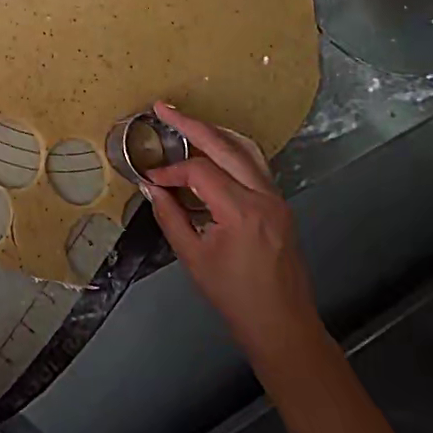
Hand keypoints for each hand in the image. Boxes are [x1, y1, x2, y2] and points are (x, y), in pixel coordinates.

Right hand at [144, 102, 324, 359]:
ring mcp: (277, 198)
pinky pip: (255, 165)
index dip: (171, 171)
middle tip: (163, 108)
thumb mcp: (193, 258)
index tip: (151, 179)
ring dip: (216, 132)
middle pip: (226, 146)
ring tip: (188, 122)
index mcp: (242, 211)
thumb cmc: (234, 297)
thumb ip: (171, 217)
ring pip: (246, 149)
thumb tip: (152, 188)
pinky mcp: (280, 204)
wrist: (282, 324)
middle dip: (192, 124)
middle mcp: (264, 196)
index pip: (201, 172)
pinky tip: (213, 151)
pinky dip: (232, 151)